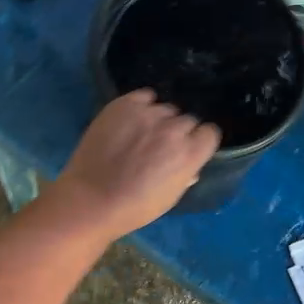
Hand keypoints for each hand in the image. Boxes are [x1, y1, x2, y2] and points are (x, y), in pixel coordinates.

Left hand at [47, 89, 219, 237]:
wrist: (92, 199)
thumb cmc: (136, 207)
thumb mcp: (173, 196)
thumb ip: (187, 173)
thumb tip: (189, 163)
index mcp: (190, 153)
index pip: (210, 132)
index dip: (201, 141)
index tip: (192, 148)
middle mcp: (174, 128)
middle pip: (189, 120)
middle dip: (180, 132)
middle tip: (162, 146)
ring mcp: (148, 114)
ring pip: (166, 108)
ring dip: (161, 120)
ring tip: (144, 134)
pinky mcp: (124, 104)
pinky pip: (145, 96)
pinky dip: (143, 105)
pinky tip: (134, 120)